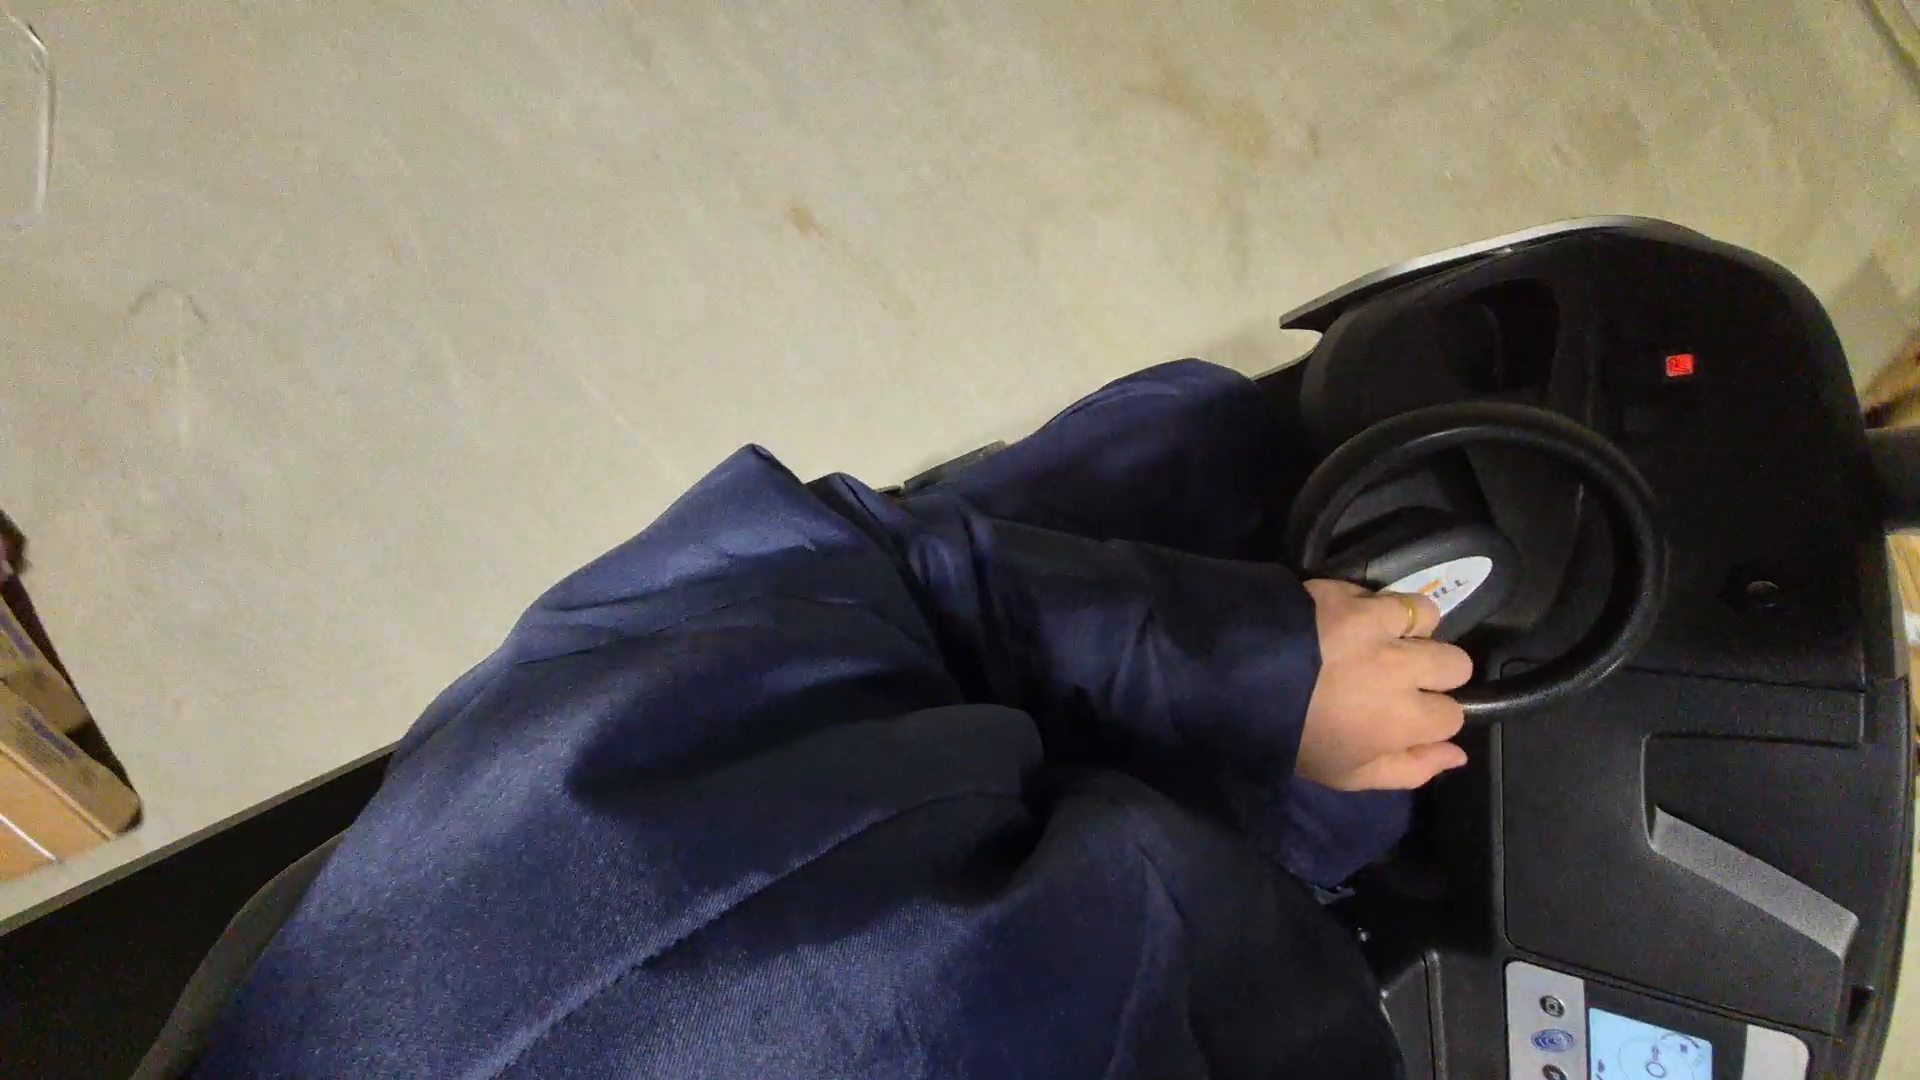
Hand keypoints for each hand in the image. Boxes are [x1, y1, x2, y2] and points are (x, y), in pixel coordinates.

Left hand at [1297, 580, 1472, 790]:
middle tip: (1397, 676)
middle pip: (1454, 660)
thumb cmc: (1287, 737)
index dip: (1429, 716)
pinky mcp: (1338, 592)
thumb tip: (1458, 754)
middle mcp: (1399, 665)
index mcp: (1404, 717)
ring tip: (1378, 640)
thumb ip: (1409, 769)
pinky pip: (1375, 593)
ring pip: (1424, 615)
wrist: (1225, 681)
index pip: (1453, 714)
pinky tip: (1344, 620)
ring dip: (1409, 628)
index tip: (1403, 715)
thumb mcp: (1344, 775)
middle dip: (1433, 670)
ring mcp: (1370, 622)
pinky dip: (1367, 604)